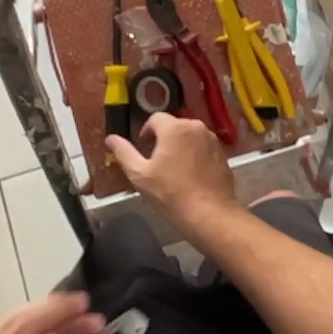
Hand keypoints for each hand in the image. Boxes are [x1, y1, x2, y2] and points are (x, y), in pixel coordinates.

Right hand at [104, 112, 237, 230]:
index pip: (155, 119)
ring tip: (173, 169)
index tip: (144, 149)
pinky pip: (203, 147)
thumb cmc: (171, 194)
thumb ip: (124, 153)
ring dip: (179, 146)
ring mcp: (212, 139)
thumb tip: (110, 138)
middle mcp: (195, 127)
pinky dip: (195, 155)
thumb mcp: (140, 175)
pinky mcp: (222, 153)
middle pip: (173, 126)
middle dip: (163, 139)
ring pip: (189, 136)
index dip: (146, 132)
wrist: (210, 214)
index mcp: (174, 128)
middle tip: (156, 162)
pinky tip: (190, 175)